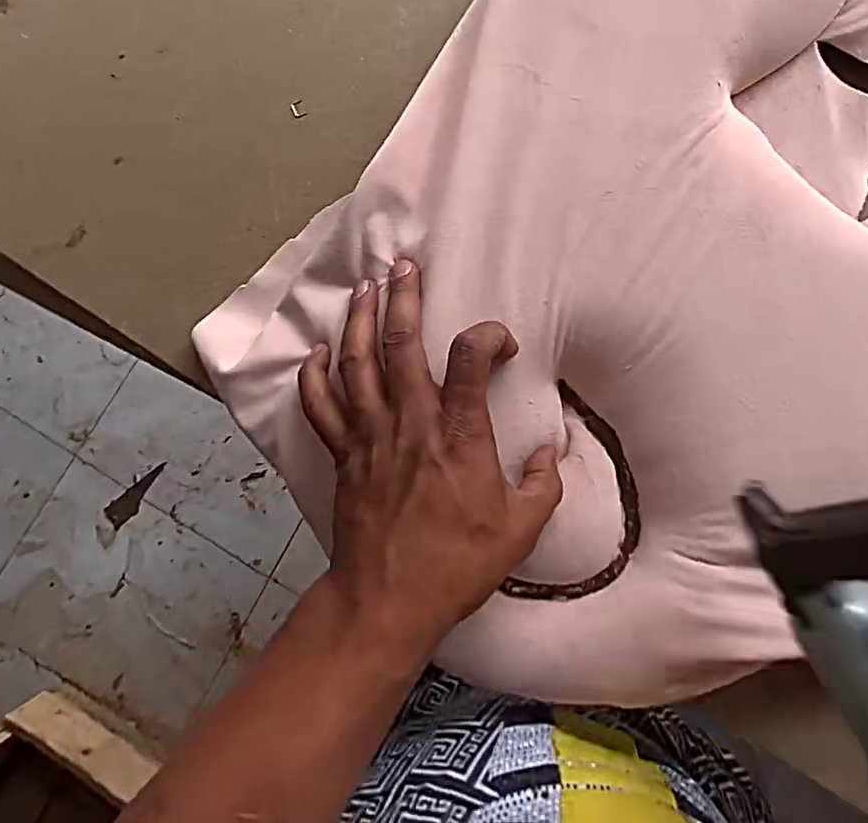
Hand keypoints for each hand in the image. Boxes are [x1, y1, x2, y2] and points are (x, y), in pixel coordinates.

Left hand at [298, 258, 562, 658]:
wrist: (387, 601)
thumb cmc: (455, 565)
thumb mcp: (521, 529)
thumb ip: (544, 483)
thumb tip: (552, 450)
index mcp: (459, 437)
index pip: (469, 361)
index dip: (486, 336)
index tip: (500, 341)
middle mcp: (411, 424)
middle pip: (400, 345)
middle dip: (402, 298)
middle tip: (403, 266)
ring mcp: (371, 436)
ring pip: (357, 364)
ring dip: (359, 320)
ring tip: (364, 287)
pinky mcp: (344, 455)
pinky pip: (321, 405)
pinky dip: (315, 374)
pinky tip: (318, 350)